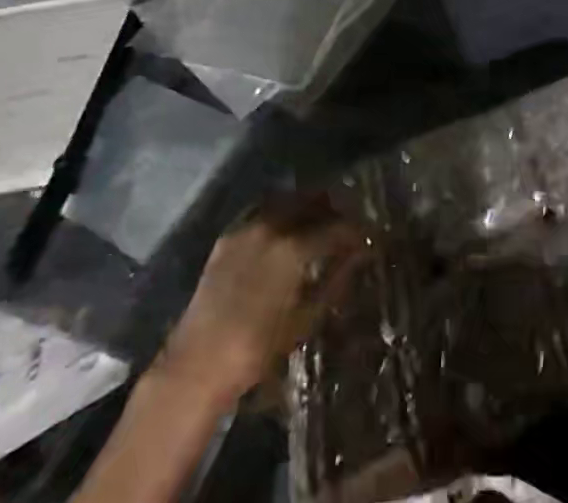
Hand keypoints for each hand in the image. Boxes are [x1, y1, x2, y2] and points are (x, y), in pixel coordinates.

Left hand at [161, 197, 369, 402]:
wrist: (197, 365)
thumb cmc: (259, 347)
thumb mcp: (307, 317)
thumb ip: (336, 279)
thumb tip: (358, 256)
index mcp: (294, 247)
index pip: (338, 227)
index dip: (358, 231)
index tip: (370, 237)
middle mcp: (271, 228)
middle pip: (312, 202)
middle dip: (335, 209)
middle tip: (349, 223)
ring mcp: (245, 230)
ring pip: (286, 203)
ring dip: (308, 207)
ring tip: (322, 223)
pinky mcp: (227, 239)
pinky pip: (262, 213)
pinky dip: (281, 214)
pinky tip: (288, 231)